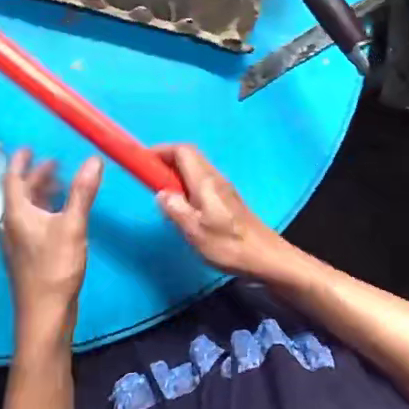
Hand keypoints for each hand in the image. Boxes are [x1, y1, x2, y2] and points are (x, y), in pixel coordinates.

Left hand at [0, 149, 102, 325]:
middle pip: (20, 193)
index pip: (12, 178)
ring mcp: (19, 242)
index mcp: (16, 214)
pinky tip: (63, 213)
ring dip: (42, 193)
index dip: (19, 161)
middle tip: (56, 162)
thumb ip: (82, 192)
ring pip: (27, 209)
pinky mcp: (29, 255)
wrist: (45, 315)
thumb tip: (94, 159)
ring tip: (63, 183)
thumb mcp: (73, 226)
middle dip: (36, 176)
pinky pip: (34, 222)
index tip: (29, 147)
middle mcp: (12, 225)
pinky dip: (46, 209)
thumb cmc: (54, 268)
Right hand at [153, 144, 290, 278]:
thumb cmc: (228, 245)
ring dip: (176, 173)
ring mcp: (223, 188)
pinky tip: (183, 206)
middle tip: (150, 179)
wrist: (266, 258)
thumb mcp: (194, 231)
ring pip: (196, 169)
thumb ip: (175, 209)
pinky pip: (202, 181)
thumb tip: (161, 193)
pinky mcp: (228, 200)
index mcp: (205, 181)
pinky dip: (187, 184)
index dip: (160, 150)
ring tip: (163, 194)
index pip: (182, 150)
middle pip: (189, 156)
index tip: (143, 162)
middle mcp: (215, 178)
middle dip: (166, 160)